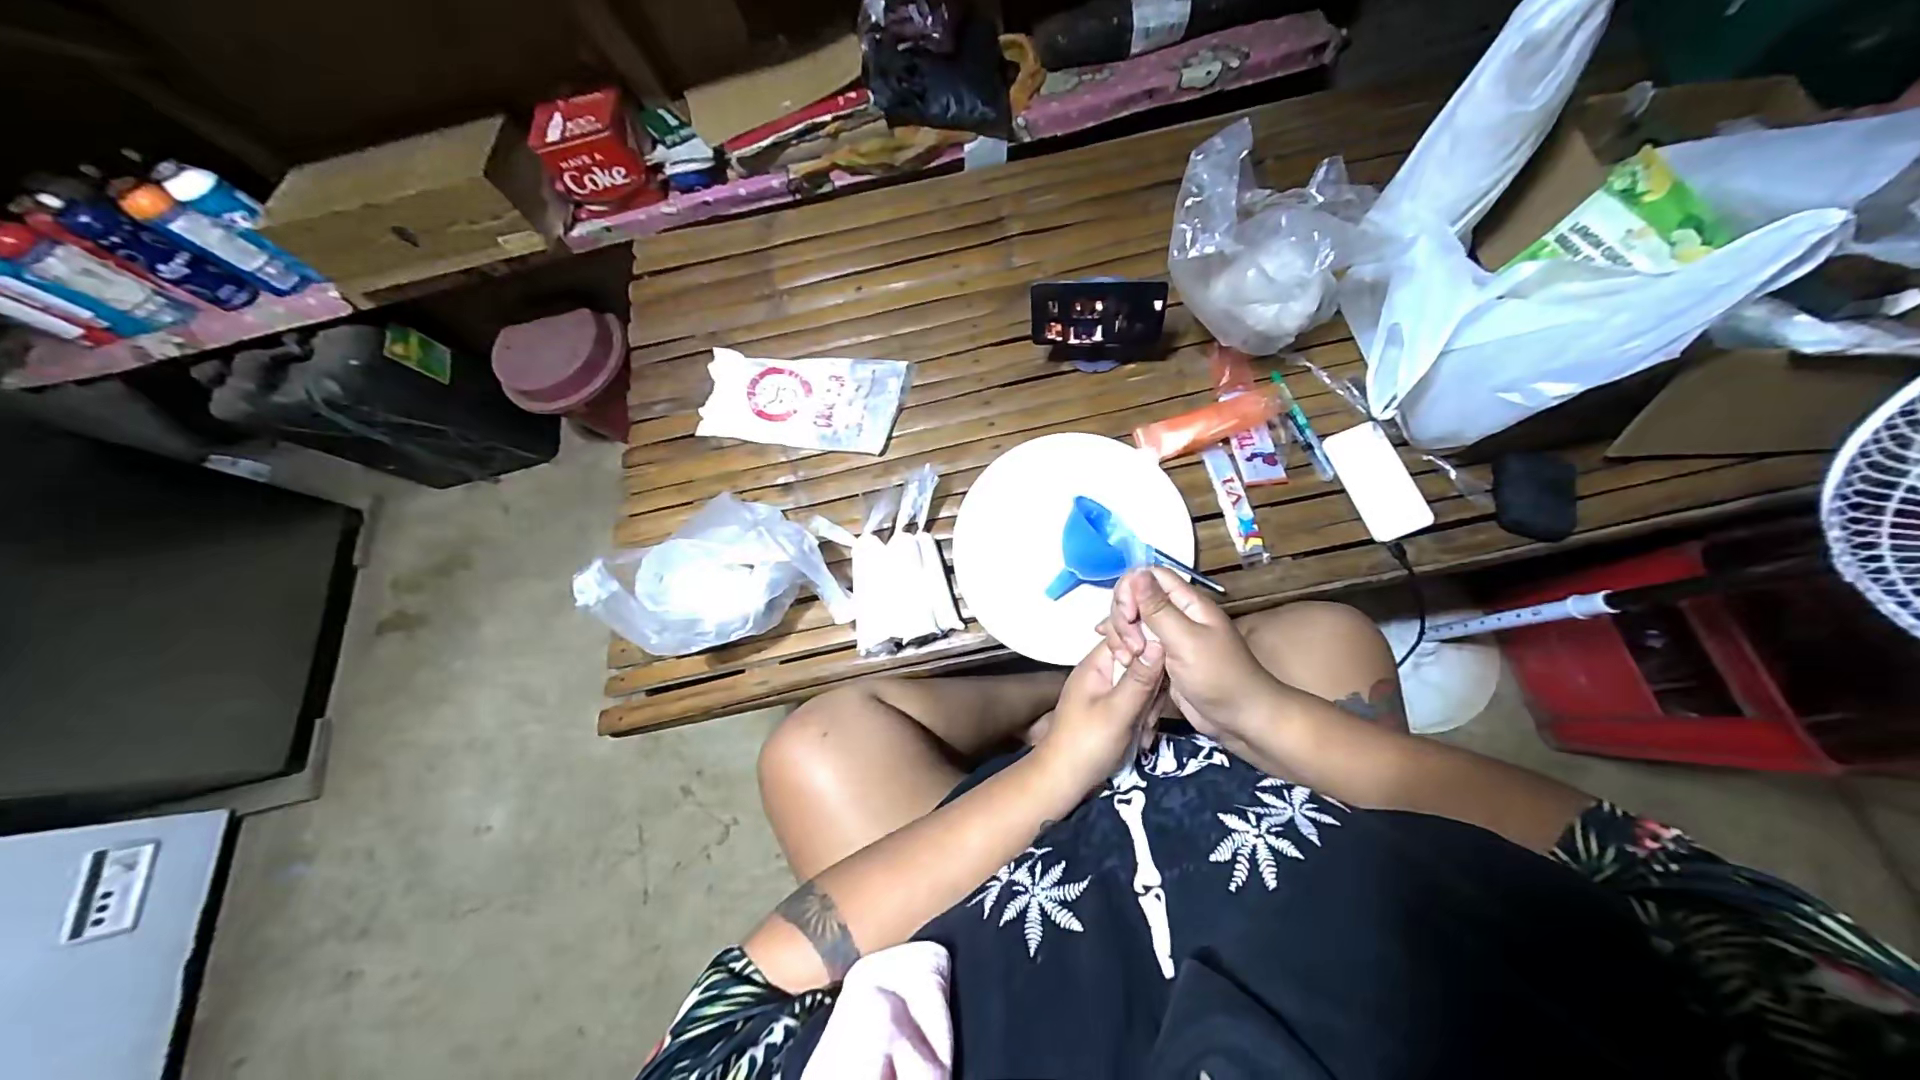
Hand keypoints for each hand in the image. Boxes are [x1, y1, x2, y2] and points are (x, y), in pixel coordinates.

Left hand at [1031, 637, 1165, 796]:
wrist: (1063, 781)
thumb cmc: (1086, 744)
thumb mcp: (1118, 711)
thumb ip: (1140, 678)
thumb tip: (1159, 641)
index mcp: (1096, 665)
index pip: (1127, 635)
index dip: (1149, 646)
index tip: (1165, 669)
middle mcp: (1101, 673)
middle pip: (1140, 662)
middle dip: (1152, 688)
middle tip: (1149, 714)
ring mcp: (1107, 692)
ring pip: (1143, 686)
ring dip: (1149, 709)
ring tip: (1144, 731)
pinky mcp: (1113, 710)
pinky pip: (1138, 705)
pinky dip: (1143, 721)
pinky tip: (1142, 739)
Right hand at [1100, 567, 1278, 740]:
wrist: (1241, 719)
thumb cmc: (1219, 678)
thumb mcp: (1186, 640)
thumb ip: (1158, 608)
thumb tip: (1136, 572)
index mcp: (1188, 603)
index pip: (1150, 576)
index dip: (1131, 589)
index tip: (1128, 616)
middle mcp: (1177, 614)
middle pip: (1136, 597)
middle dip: (1124, 617)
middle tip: (1132, 646)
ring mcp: (1169, 637)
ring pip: (1133, 621)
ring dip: (1122, 635)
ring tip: (1128, 659)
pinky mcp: (1162, 657)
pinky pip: (1137, 642)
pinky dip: (1124, 646)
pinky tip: (1117, 656)